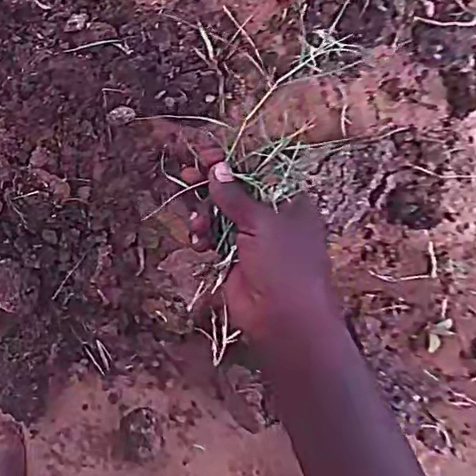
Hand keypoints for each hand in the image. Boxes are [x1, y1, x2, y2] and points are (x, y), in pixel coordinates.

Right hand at [182, 143, 348, 363]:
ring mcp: (250, 238)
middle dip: (209, 185)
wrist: (283, 319)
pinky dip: (202, 236)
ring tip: (197, 224)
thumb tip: (216, 168)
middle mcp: (270, 217)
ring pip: (218, 213)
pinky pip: (211, 236)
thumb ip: (235, 196)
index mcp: (289, 203)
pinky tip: (199, 243)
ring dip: (203, 214)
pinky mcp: (232, 256)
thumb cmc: (285, 266)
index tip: (206, 156)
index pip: (256, 173)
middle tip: (186, 176)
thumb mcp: (262, 223)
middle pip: (233, 192)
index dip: (230, 164)